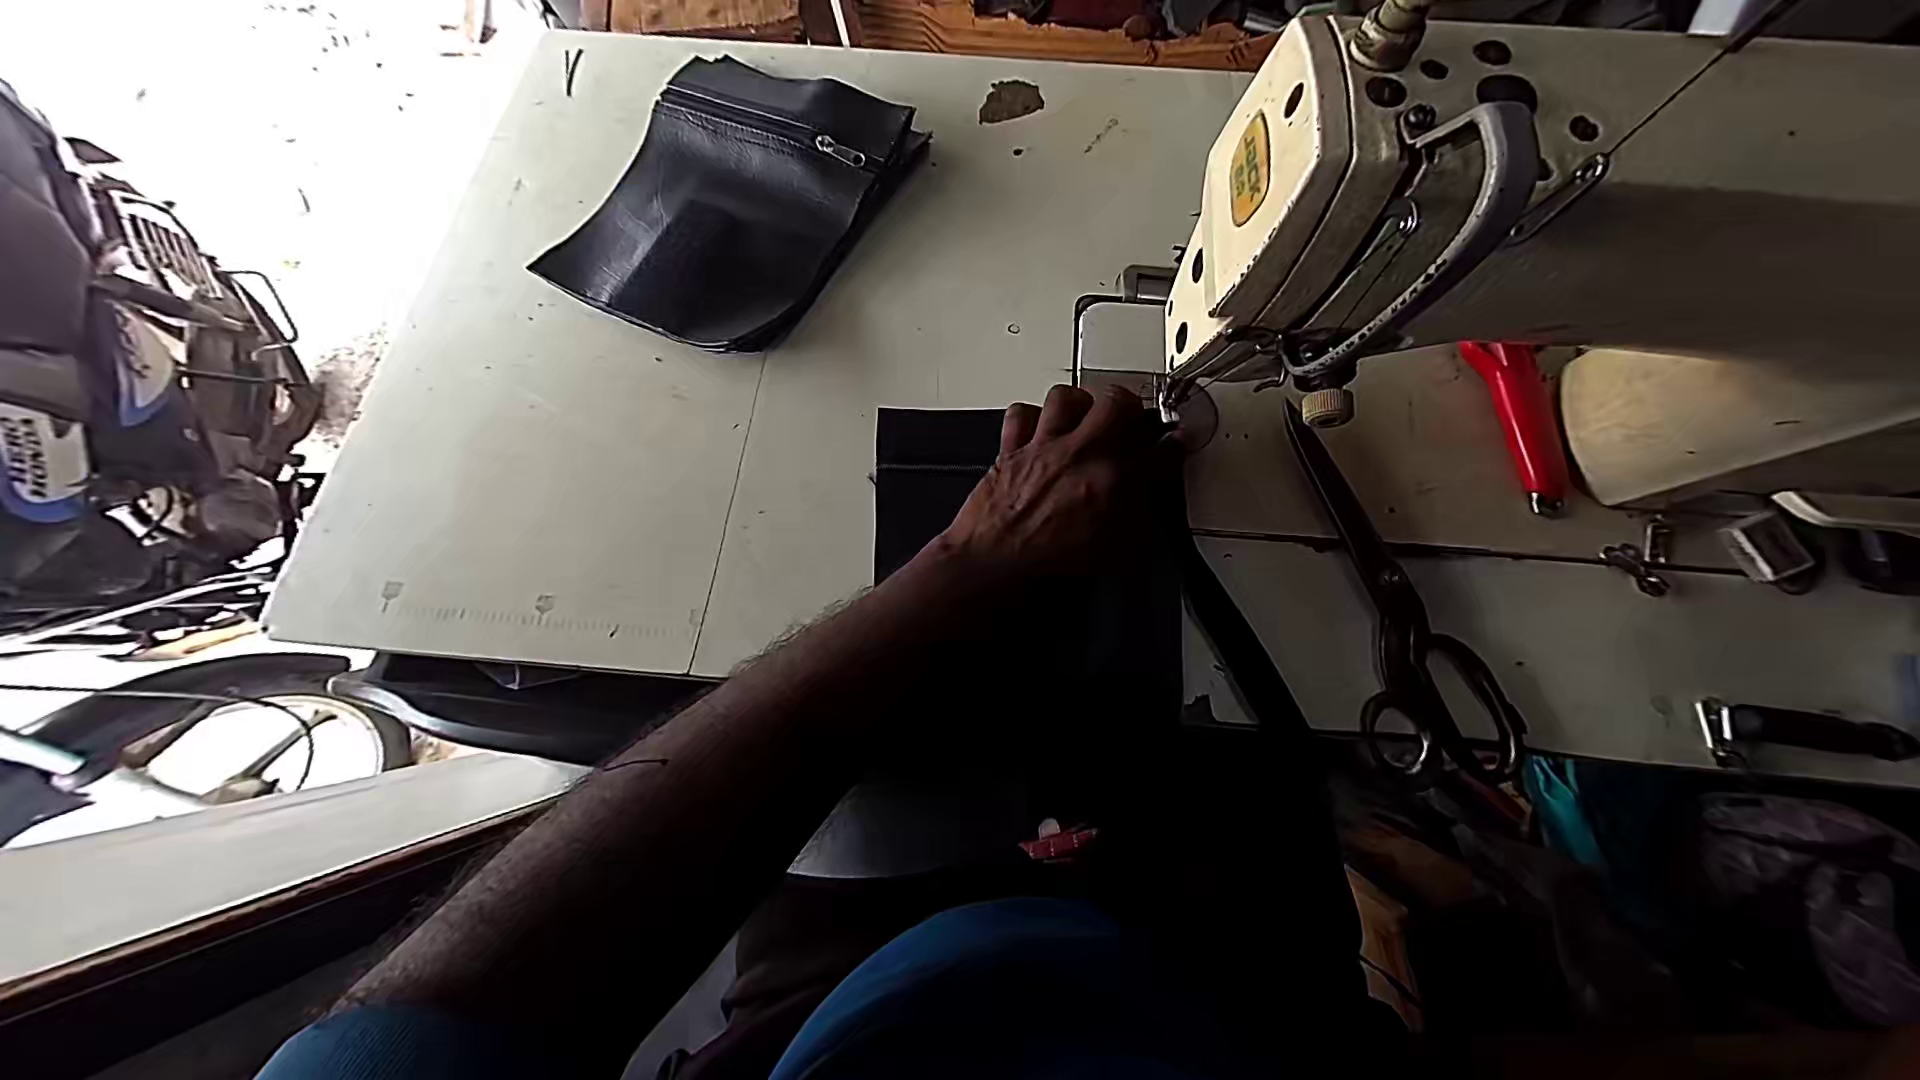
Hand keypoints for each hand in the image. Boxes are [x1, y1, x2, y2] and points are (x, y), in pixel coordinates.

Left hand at [930, 384, 1175, 582]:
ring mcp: (1043, 448)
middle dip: (1129, 409)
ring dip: (1079, 404)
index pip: (1158, 454)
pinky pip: (1020, 414)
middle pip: (1117, 403)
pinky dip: (1030, 417)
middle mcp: (1079, 456)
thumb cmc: (1042, 567)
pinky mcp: (1011, 450)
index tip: (1174, 445)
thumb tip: (1142, 503)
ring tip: (1083, 417)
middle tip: (1128, 421)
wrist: (990, 566)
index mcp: (1111, 483)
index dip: (1174, 447)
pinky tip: (1037, 428)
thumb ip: (1132, 521)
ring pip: (1067, 397)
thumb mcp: (1108, 555)